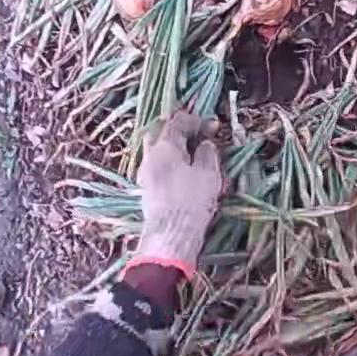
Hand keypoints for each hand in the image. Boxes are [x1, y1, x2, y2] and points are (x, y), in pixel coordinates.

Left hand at [132, 111, 221, 276]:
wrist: (171, 235)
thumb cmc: (192, 200)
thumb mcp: (208, 173)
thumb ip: (207, 153)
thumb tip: (205, 143)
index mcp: (165, 146)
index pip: (178, 122)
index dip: (196, 121)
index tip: (211, 126)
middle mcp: (150, 155)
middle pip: (161, 132)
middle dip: (178, 130)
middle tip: (197, 135)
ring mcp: (145, 172)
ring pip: (157, 150)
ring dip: (172, 147)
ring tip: (190, 155)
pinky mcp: (146, 188)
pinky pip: (157, 166)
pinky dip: (169, 162)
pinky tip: (181, 172)